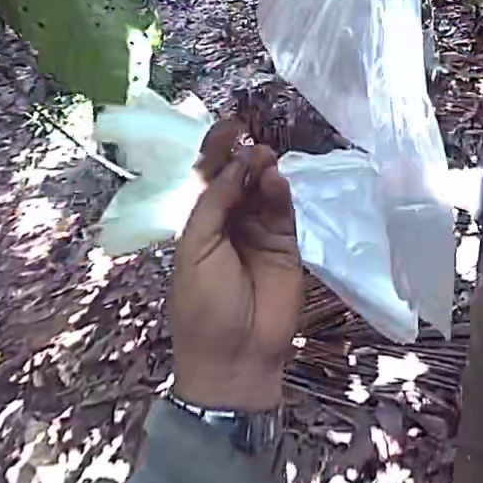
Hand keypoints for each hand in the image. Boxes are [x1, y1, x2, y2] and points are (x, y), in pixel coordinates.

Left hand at [169, 121, 302, 410]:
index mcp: (200, 223)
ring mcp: (260, 231)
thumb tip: (235, 165)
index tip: (230, 126)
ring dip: (264, 171)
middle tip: (252, 143)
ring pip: (264, 190)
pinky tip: (279, 181)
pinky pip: (285, 210)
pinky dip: (282, 193)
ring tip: (267, 159)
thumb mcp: (196, 250)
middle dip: (243, 157)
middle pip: (239, 178)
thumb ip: (214, 205)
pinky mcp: (287, 242)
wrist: (236, 356)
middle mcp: (231, 221)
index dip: (217, 151)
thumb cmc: (204, 304)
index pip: (209, 178)